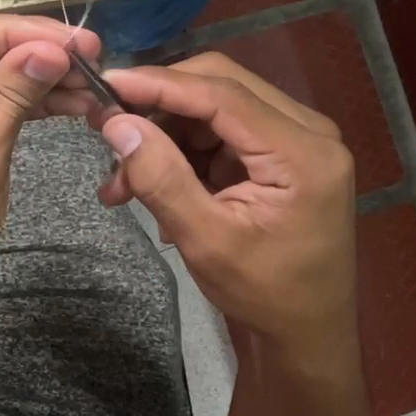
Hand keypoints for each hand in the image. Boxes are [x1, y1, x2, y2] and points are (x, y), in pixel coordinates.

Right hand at [87, 53, 358, 360]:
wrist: (307, 333)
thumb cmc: (264, 293)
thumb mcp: (205, 240)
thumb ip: (161, 178)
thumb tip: (116, 123)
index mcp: (303, 153)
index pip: (222, 95)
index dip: (160, 84)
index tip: (106, 83)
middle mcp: (309, 131)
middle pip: (220, 85)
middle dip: (158, 104)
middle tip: (106, 126)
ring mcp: (297, 137)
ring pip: (213, 105)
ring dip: (164, 133)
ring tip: (122, 182)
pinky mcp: (280, 150)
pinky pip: (219, 128)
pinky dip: (180, 150)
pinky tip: (152, 185)